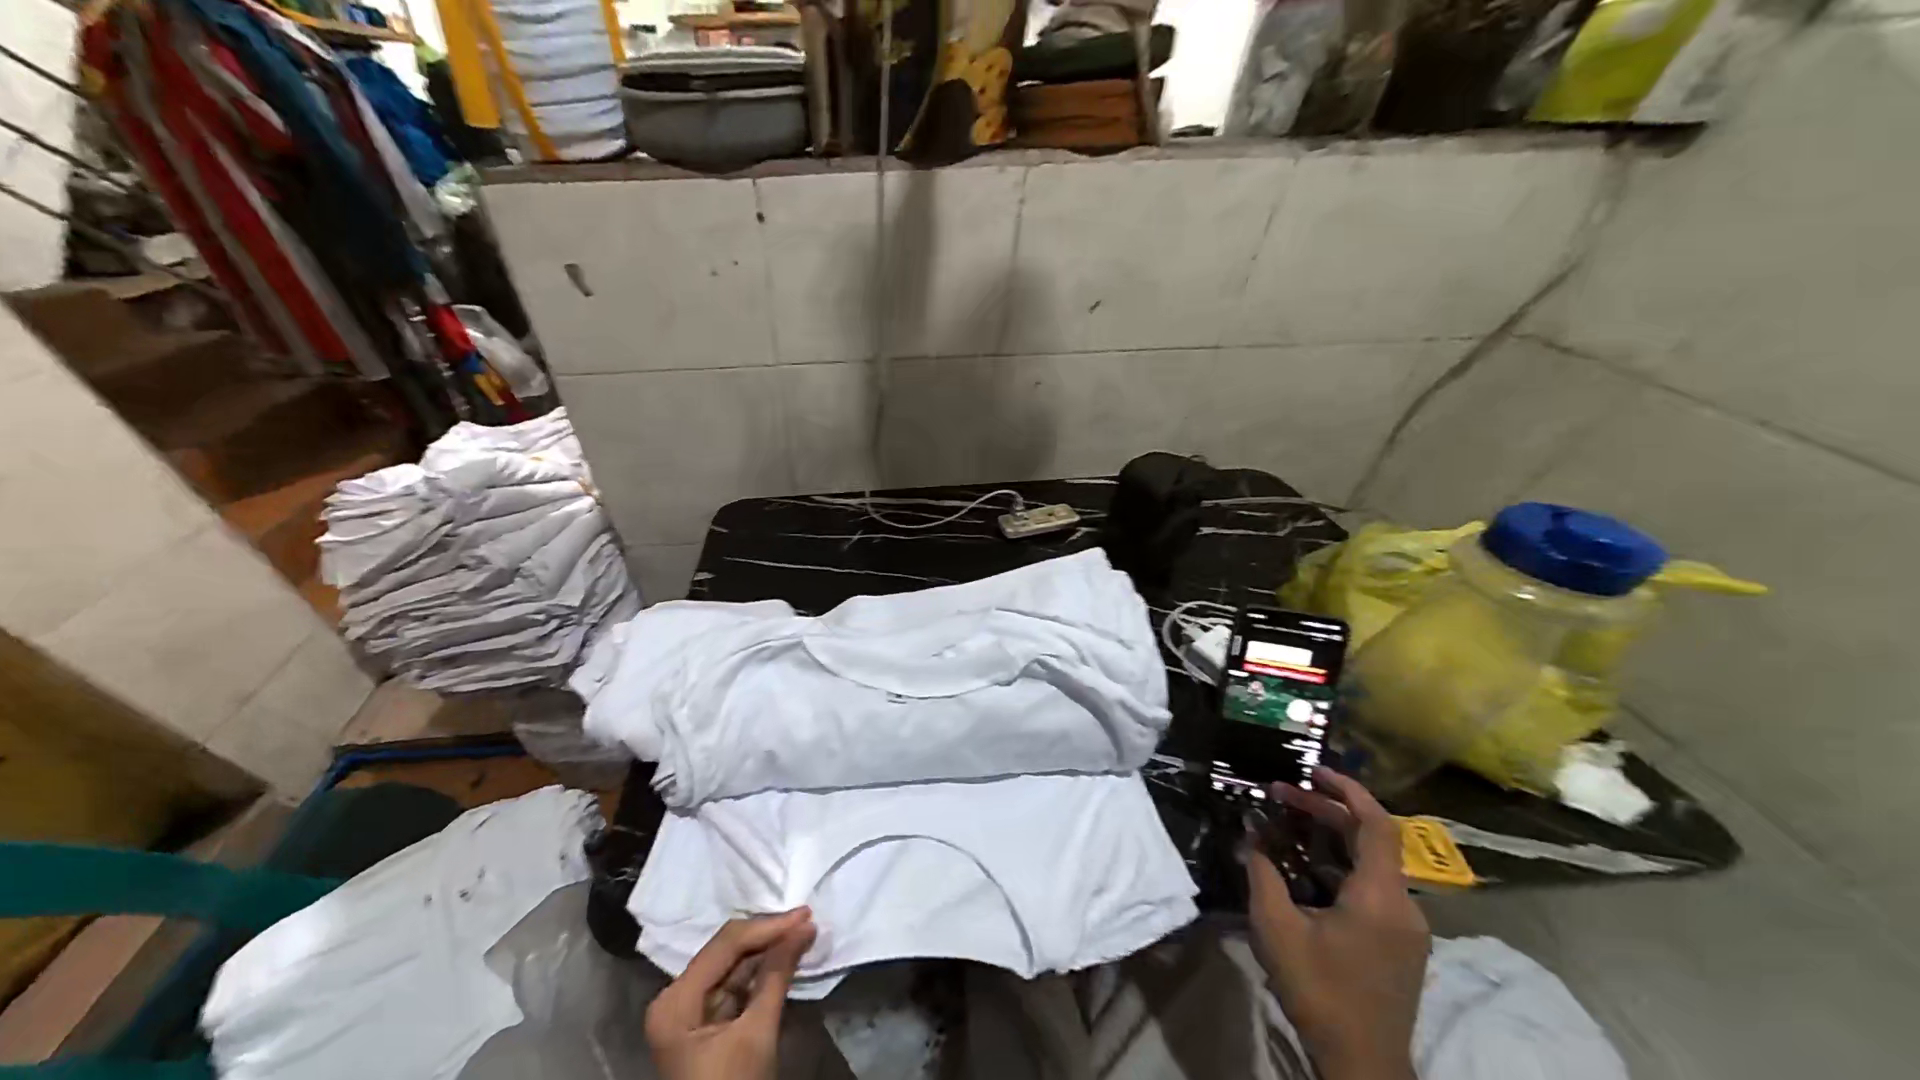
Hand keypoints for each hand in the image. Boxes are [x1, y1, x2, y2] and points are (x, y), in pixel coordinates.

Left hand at [645, 909, 816, 1079]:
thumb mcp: (757, 1033)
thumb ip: (777, 975)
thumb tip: (804, 927)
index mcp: (675, 1001)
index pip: (726, 945)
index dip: (768, 927)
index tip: (806, 915)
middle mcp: (675, 999)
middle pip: (727, 952)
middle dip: (768, 936)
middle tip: (807, 921)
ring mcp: (689, 1012)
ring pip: (733, 967)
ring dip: (768, 952)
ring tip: (802, 934)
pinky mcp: (705, 1025)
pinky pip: (735, 987)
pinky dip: (762, 974)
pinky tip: (786, 959)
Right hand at [1245, 768, 1429, 1079]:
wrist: (1363, 1063)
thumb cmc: (1319, 991)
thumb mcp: (1277, 929)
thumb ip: (1262, 873)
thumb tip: (1249, 834)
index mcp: (1381, 896)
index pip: (1376, 824)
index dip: (1347, 790)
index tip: (1312, 770)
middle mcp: (1404, 904)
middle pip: (1371, 839)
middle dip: (1325, 811)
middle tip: (1281, 795)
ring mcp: (1408, 927)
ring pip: (1371, 864)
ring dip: (1331, 840)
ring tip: (1287, 827)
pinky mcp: (1401, 944)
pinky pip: (1373, 888)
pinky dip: (1340, 867)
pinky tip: (1305, 872)